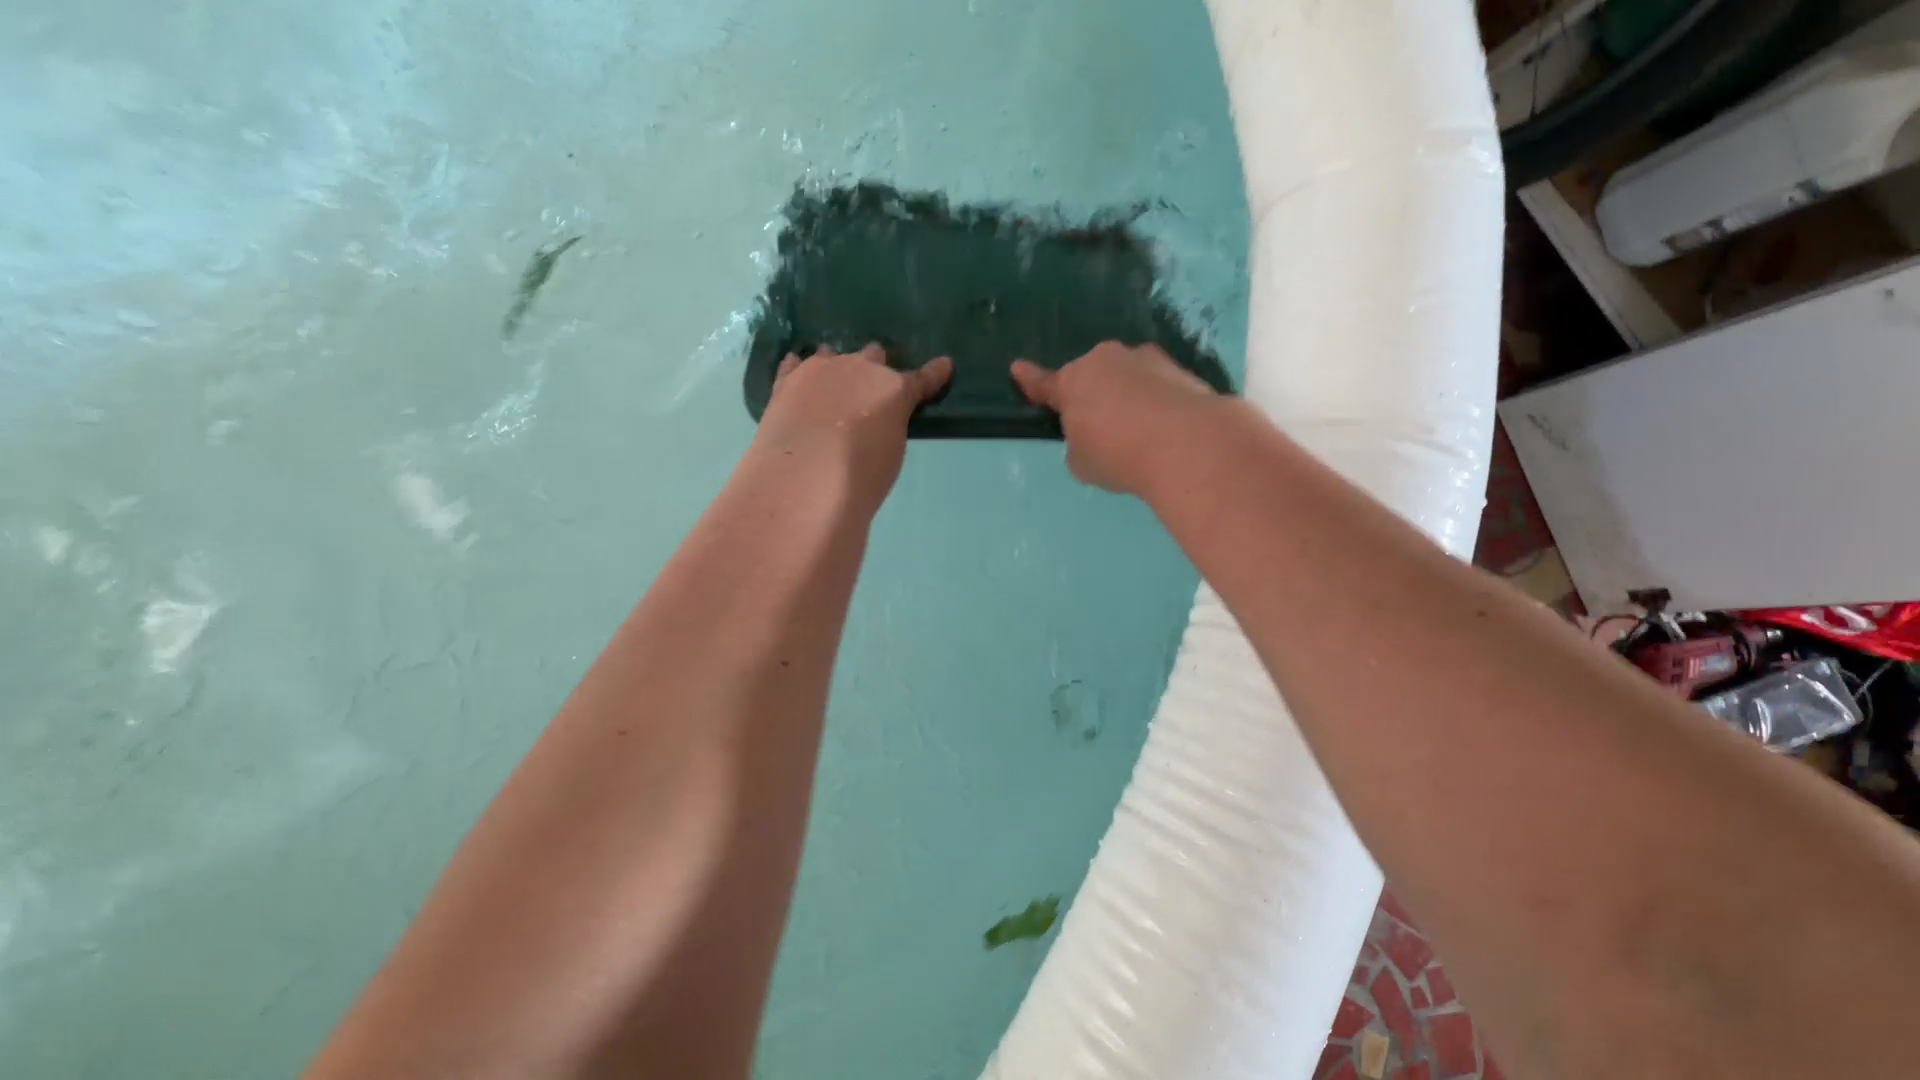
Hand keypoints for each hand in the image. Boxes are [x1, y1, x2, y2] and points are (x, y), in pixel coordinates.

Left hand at [750, 343, 951, 511]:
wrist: (805, 477)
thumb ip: (887, 427)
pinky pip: (794, 365)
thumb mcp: (890, 453)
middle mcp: (859, 369)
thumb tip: (876, 422)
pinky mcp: (785, 381)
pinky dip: (799, 370)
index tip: (945, 365)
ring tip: (831, 386)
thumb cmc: (861, 475)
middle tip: (869, 392)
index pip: (920, 379)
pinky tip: (796, 374)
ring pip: (831, 355)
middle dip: (873, 369)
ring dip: (836, 367)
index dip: (933, 374)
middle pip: (872, 355)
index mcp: (894, 389)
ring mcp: (819, 370)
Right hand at [1011, 342, 1225, 495]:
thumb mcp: (1082, 462)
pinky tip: (1171, 432)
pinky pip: (1161, 388)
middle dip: (1097, 397)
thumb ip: (1081, 443)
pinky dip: (1161, 404)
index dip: (1031, 381)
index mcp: (1073, 381)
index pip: (1045, 384)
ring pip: (1131, 379)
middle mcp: (1107, 360)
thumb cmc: (1117, 454)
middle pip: (1095, 378)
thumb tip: (1097, 434)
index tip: (1018, 368)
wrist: (1185, 443)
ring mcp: (1148, 360)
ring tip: (1147, 435)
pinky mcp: (1182, 370)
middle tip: (1109, 432)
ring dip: (1132, 398)